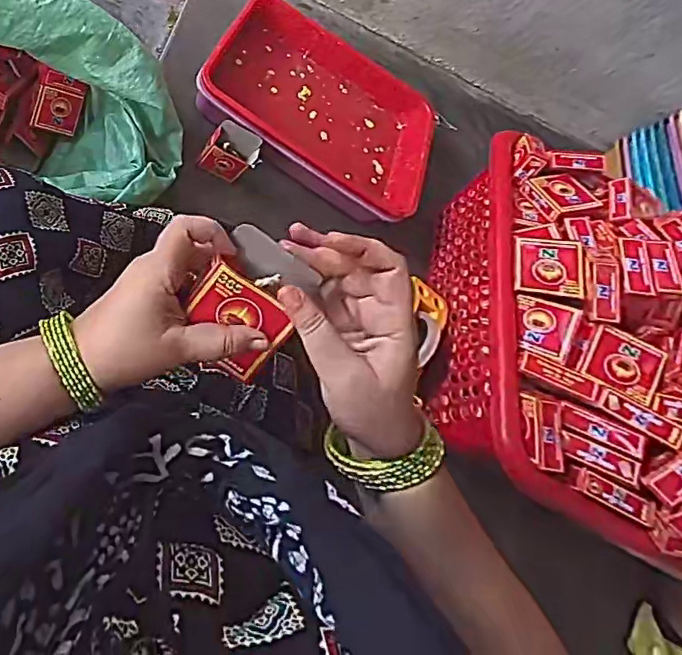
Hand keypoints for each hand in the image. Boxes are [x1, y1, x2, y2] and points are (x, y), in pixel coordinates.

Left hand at [73, 215, 267, 393]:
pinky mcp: (144, 293)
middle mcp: (153, 266)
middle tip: (241, 295)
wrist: (79, 364)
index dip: (215, 232)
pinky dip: (196, 298)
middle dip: (222, 270)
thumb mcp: (178, 348)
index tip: (234, 258)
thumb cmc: (122, 350)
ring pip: (188, 270)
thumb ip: (221, 341)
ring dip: (210, 288)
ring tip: (227, 313)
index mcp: (159, 268)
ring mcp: (147, 279)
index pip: (187, 226)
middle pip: (195, 251)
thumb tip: (259, 338)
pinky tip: (204, 323)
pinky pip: (177, 285)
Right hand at [278, 223, 423, 458]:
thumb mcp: (342, 373)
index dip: (362, 248)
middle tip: (295, 239)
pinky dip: (307, 282)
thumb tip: (288, 291)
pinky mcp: (342, 325)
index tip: (331, 240)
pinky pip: (325, 295)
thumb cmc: (374, 413)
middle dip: (326, 249)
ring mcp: (360, 316)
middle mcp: (379, 310)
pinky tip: (290, 273)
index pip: (389, 268)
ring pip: (339, 276)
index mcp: (394, 319)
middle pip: (357, 267)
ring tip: (289, 244)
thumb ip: (314, 329)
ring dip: (314, 259)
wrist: (378, 443)